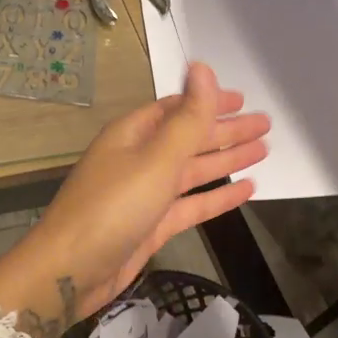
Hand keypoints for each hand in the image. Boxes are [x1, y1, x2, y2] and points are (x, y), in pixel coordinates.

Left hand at [0, 63, 270, 337]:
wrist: (71, 270)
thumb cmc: (112, 208)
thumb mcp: (155, 159)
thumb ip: (186, 119)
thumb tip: (201, 67)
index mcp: (130, 136)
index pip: (173, 109)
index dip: (206, 102)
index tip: (242, 99)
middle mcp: (136, 161)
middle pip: (186, 138)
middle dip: (223, 130)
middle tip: (266, 124)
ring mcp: (143, 195)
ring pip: (191, 171)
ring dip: (225, 160)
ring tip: (264, 150)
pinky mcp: (150, 227)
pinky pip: (190, 205)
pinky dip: (217, 197)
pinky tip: (246, 190)